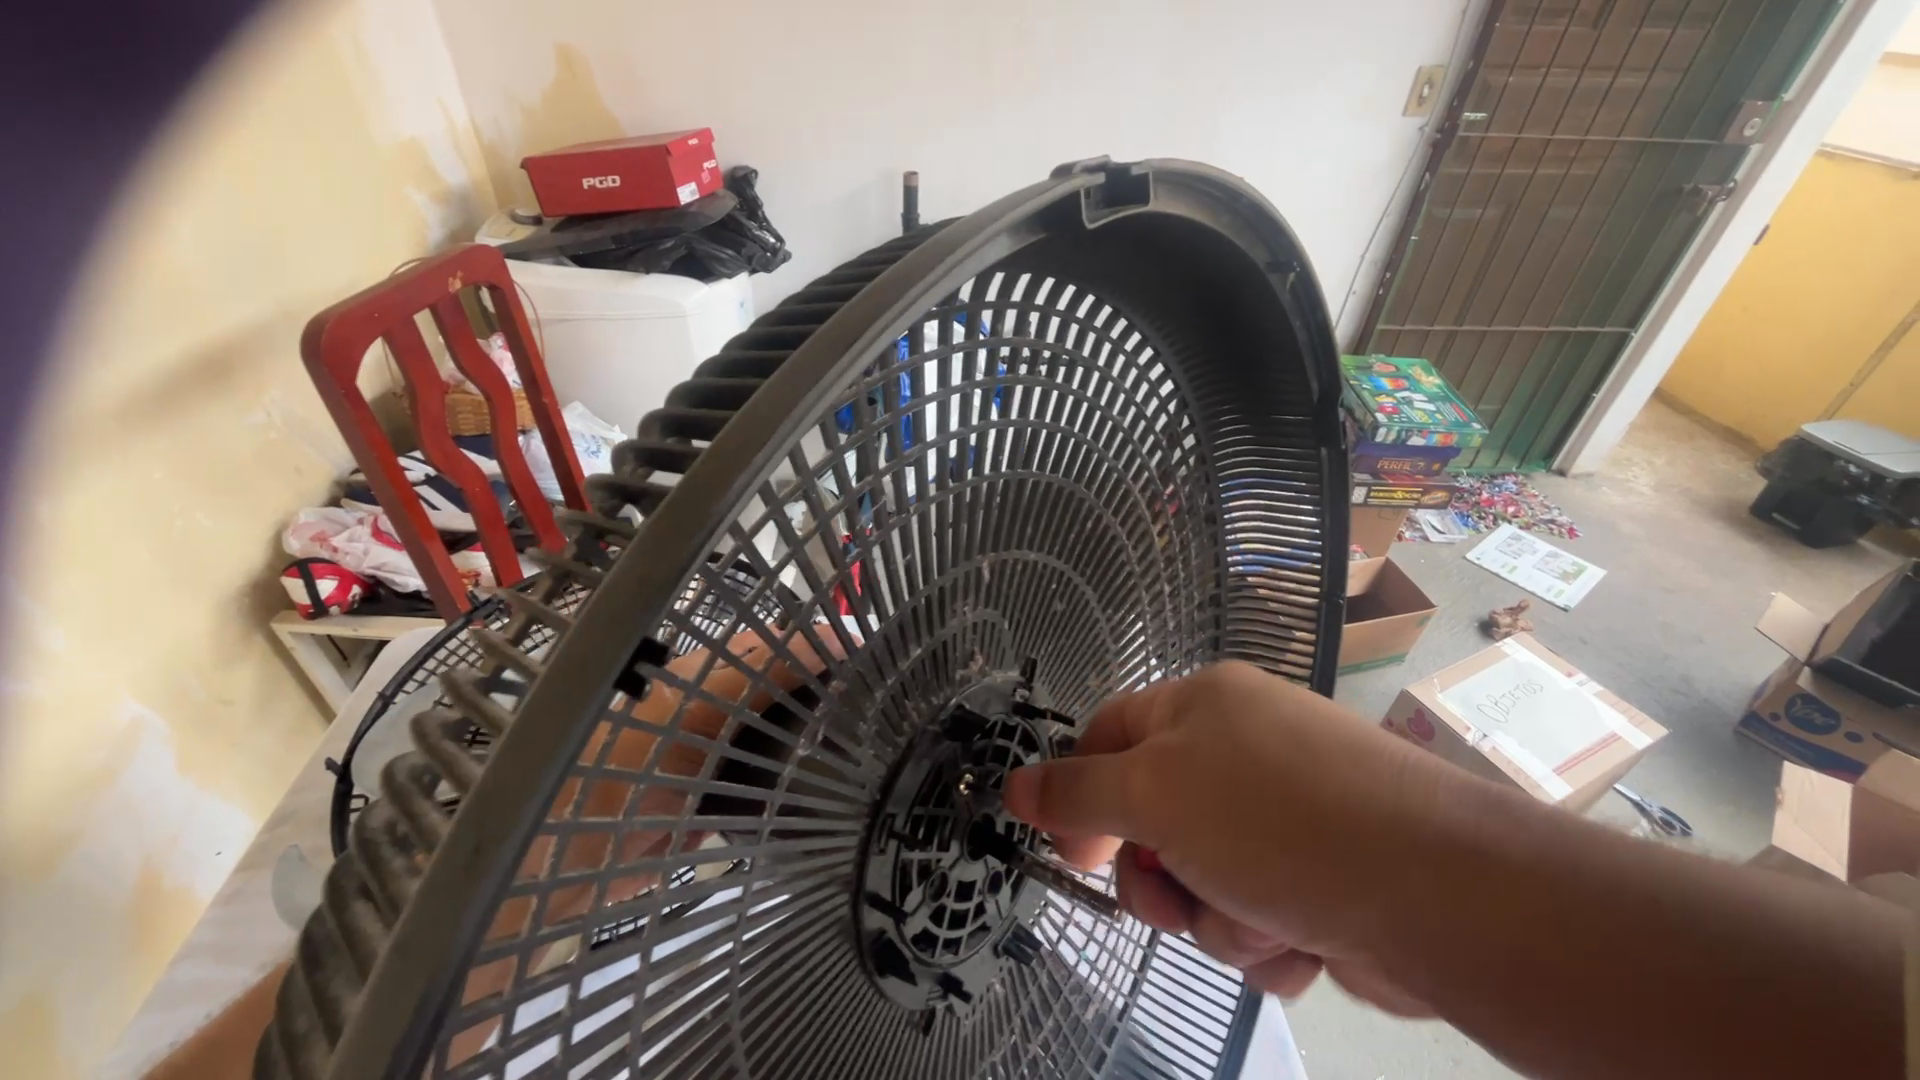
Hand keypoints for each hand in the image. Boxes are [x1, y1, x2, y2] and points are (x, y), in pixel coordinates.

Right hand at [1002, 661, 1445, 1012]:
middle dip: (1156, 874)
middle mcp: (1244, 752)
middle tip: (1173, 893)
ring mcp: (1287, 817)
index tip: (1071, 850)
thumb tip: (1015, 785)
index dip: (1079, 792)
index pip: (1109, 736)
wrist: (1436, 892)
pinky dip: (1264, 938)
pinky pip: (1254, 914)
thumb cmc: (1276, 819)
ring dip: (1215, 914)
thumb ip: (1075, 792)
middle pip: (1152, 820)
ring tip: (1259, 916)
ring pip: (1201, 879)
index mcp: (1203, 706)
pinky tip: (1300, 936)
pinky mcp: (1322, 877)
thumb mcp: (1153, 793)